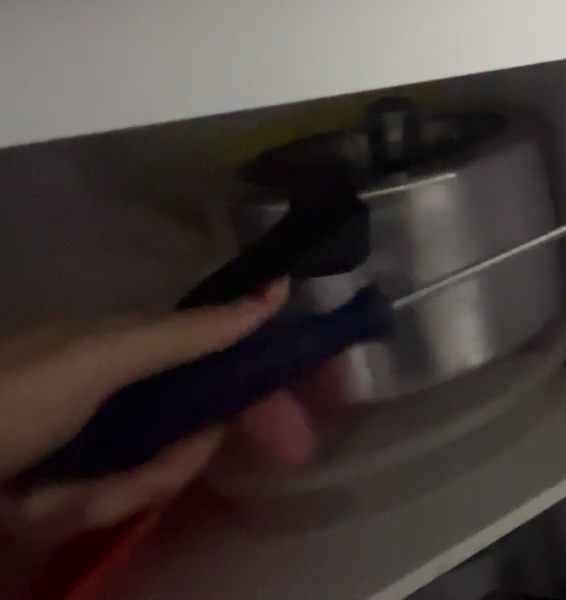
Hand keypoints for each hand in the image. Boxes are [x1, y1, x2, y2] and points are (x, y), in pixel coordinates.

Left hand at [0, 282, 313, 547]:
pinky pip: (105, 504)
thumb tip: (283, 288)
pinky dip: (72, 513)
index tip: (298, 422)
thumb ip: (193, 331)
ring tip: (39, 506)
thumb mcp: (98, 360)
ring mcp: (84, 444)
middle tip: (121, 491)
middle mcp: (114, 390)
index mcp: (124, 349)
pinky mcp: (55, 493)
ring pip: (149, 471)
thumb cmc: (1, 405)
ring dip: (104, 495)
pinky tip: (23, 512)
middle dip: (165, 462)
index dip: (264, 384)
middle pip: (191, 425)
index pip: (223, 356)